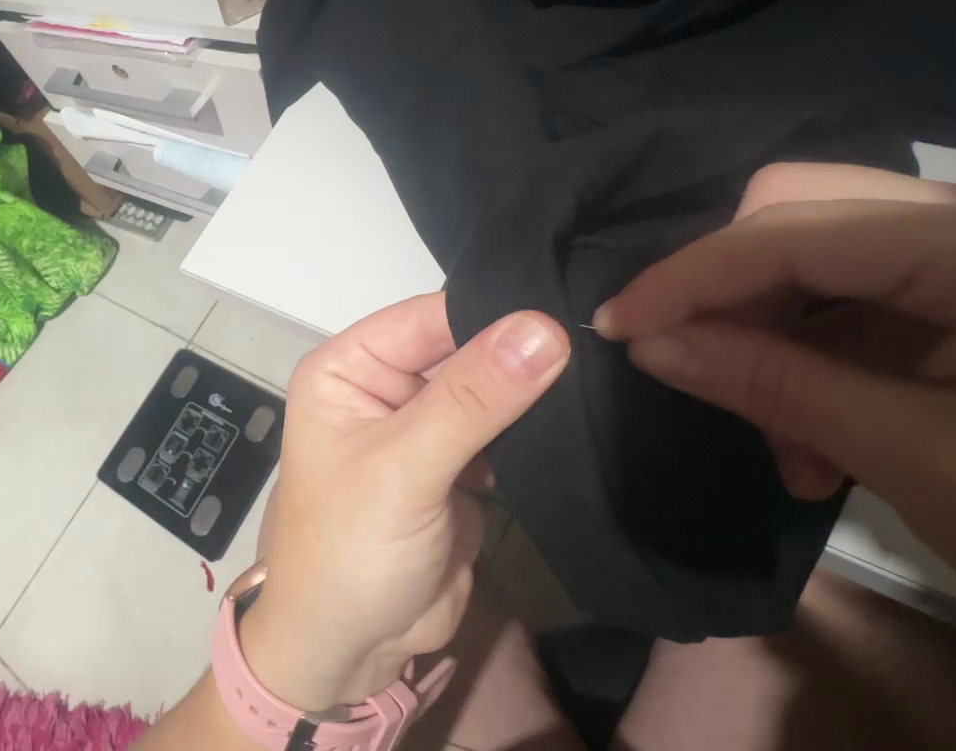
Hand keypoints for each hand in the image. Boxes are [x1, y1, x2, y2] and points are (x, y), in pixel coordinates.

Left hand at [239, 294, 570, 711]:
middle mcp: (383, 386)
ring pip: (487, 390)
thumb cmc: (350, 547)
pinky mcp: (456, 467)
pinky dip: (535, 432)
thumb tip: (542, 328)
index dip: (493, 311)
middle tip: (604, 336)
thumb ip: (472, 398)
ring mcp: (422, 428)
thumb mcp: (404, 467)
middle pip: (461, 349)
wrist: (350, 648)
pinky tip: (584, 419)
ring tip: (607, 372)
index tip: (571, 306)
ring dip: (534, 391)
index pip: (428, 318)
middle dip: (520, 350)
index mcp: (348, 368)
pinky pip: (503, 433)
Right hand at [593, 163, 955, 648]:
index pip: (792, 229)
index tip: (613, 327)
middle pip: (802, 210)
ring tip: (784, 440)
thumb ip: (775, 386)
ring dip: (774, 331)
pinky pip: (869, 291)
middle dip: (730, 291)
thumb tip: (647, 343)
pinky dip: (823, 349)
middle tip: (692, 365)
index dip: (687, 276)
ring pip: (824, 251)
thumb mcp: (928, 465)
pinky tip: (824, 428)